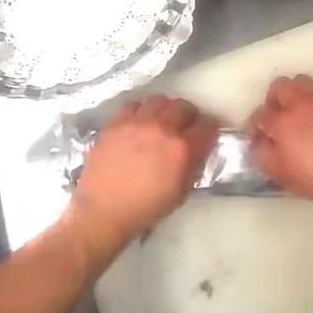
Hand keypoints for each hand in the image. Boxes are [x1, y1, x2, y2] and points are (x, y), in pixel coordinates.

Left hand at [68, 96, 217, 249]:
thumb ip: (194, 164)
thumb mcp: (182, 191)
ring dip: (166, 108)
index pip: (208, 125)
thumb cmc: (146, 208)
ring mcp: (137, 123)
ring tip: (161, 120)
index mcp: (182, 148)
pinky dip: (141, 111)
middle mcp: (162, 129)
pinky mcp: (116, 123)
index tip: (205, 134)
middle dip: (189, 115)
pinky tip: (139, 123)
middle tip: (184, 126)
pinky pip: (134, 105)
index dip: (209, 129)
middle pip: (184, 106)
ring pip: (159, 100)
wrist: (103, 212)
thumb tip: (199, 147)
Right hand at [247, 76, 312, 207]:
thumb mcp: (281, 173)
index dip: (255, 123)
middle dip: (273, 99)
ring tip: (297, 110)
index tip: (258, 135)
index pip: (260, 113)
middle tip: (276, 116)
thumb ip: (262, 154)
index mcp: (282, 121)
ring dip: (295, 92)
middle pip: (280, 86)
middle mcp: (300, 103)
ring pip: (302, 81)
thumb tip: (257, 141)